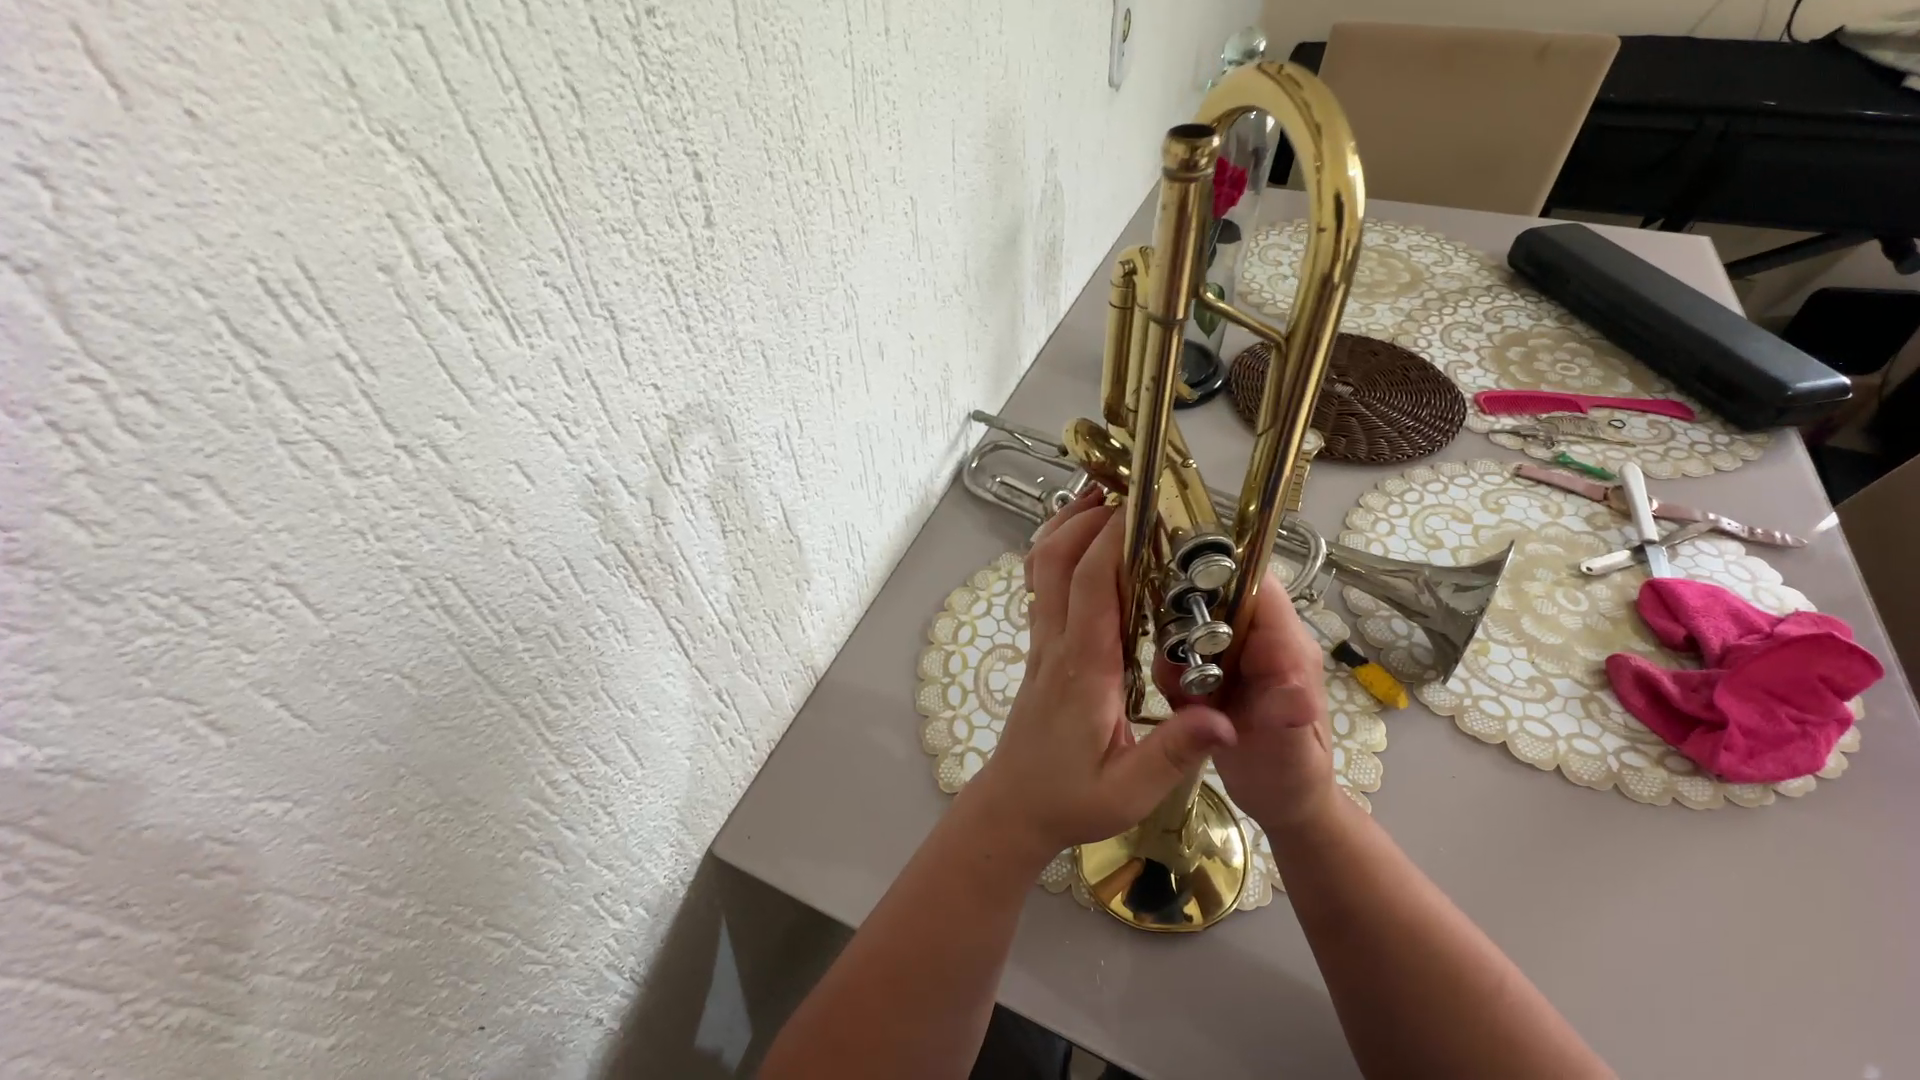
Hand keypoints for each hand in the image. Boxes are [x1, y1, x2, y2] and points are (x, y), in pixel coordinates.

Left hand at [962, 491, 1235, 864]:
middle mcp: (1058, 644)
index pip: (1092, 585)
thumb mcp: (1130, 790)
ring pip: (1041, 567)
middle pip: (1056, 559)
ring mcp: (1044, 643)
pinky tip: (1085, 543)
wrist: (1015, 807)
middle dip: (1086, 516)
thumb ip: (1175, 753)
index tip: (1144, 505)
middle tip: (1128, 490)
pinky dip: (1059, 552)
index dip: (1112, 538)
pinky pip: (1043, 585)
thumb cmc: (1072, 799)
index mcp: (1084, 668)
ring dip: (1067, 526)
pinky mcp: (1042, 648)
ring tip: (1105, 498)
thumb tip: (1224, 722)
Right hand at [1158, 570, 1337, 832]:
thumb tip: (1293, 692)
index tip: (1174, 591)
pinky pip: (1186, 647)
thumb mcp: (1290, 757)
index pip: (1255, 586)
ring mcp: (1239, 653)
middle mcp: (1264, 640)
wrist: (1285, 803)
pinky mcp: (1219, 668)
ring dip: (1173, 647)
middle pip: (1217, 594)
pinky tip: (1174, 697)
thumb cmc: (1291, 781)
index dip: (1216, 575)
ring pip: (1195, 619)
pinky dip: (1170, 666)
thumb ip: (1287, 721)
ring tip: (1177, 690)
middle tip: (1171, 663)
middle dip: (1183, 616)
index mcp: (1286, 649)